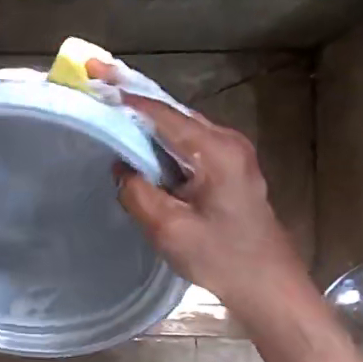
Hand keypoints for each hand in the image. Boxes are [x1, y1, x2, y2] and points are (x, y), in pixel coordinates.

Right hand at [100, 68, 302, 305]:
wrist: (268, 285)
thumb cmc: (220, 258)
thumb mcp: (168, 228)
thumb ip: (137, 191)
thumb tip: (121, 166)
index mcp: (214, 151)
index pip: (161, 113)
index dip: (125, 94)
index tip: (94, 75)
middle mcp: (227, 141)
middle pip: (173, 112)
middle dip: (134, 100)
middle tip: (98, 87)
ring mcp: (233, 153)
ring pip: (181, 126)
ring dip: (148, 121)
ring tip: (111, 113)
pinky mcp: (232, 168)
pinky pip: (190, 142)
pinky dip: (163, 139)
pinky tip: (141, 146)